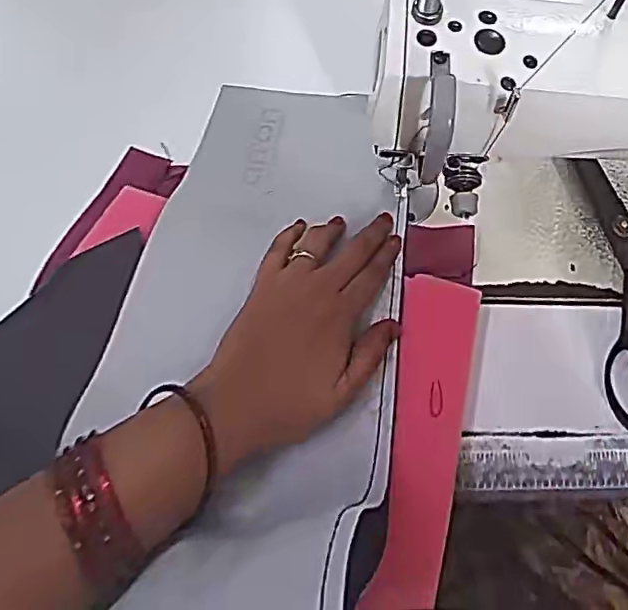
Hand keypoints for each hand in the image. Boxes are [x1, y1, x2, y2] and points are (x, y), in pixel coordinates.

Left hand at [191, 215, 401, 474]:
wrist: (233, 404)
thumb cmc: (284, 403)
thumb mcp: (341, 393)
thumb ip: (370, 355)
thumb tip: (390, 329)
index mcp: (338, 316)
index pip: (371, 275)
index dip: (386, 256)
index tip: (394, 244)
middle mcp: (315, 292)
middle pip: (352, 252)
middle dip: (371, 234)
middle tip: (382, 223)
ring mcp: (287, 285)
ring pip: (316, 242)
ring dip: (332, 229)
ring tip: (341, 223)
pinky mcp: (263, 286)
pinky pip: (279, 249)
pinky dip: (290, 234)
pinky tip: (298, 229)